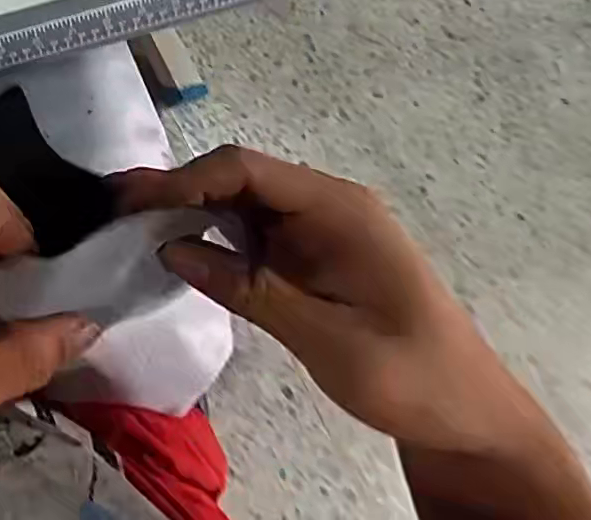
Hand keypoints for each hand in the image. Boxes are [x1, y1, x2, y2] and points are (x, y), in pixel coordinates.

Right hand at [113, 146, 590, 518]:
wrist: (471, 419)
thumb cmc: (412, 378)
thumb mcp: (328, 341)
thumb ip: (247, 289)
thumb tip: (169, 249)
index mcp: (337, 209)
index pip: (246, 170)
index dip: (188, 180)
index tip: (140, 205)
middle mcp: (320, 202)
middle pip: (233, 174)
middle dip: (176, 186)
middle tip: (120, 203)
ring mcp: (311, 222)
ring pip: (232, 195)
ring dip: (184, 204)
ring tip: (131, 214)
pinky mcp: (301, 245)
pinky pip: (243, 222)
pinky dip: (205, 227)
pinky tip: (173, 235)